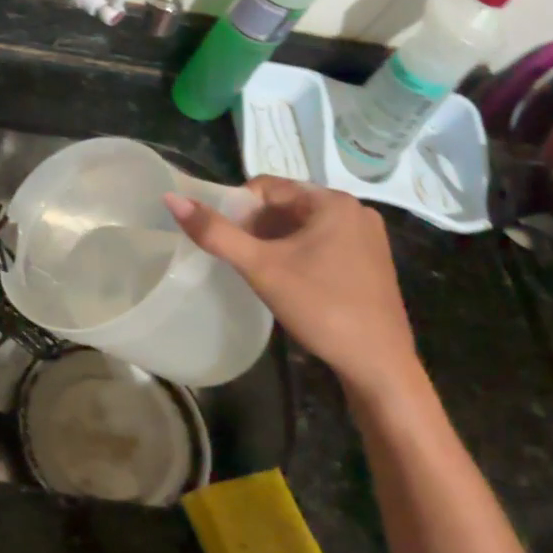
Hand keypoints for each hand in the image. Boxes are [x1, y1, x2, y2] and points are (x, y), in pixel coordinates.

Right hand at [165, 177, 419, 396]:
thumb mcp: (261, 268)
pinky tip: (291, 283)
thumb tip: (172, 199)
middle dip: (257, 228)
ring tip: (264, 273)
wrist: (379, 366)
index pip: (267, 187)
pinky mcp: (371, 262)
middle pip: (285, 205)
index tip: (229, 242)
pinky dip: (299, 255)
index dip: (239, 210)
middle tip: (244, 261)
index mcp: (333, 202)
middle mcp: (354, 210)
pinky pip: (322, 243)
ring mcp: (367, 237)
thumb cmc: (322, 308)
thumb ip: (216, 233)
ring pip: (302, 226)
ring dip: (276, 242)